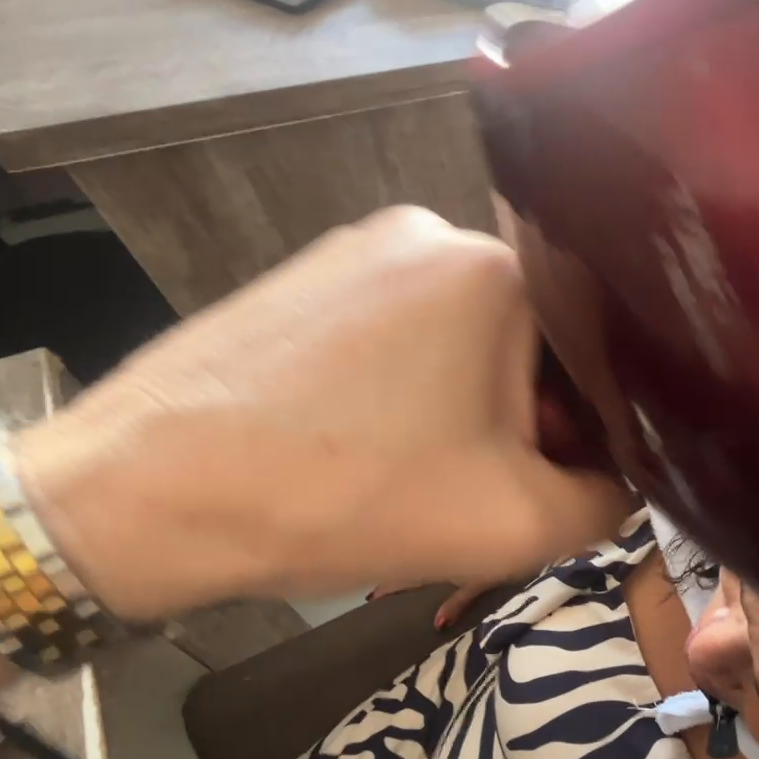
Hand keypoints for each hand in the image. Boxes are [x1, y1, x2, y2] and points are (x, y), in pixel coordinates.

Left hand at [16, 206, 629, 620]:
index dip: (593, 423)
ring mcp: (368, 242)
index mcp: (502, 273)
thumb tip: (626, 480)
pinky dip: (421, 374)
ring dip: (479, 393)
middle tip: (491, 478)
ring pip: (476, 330)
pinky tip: (377, 426)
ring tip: (427, 456)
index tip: (557, 476)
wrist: (132, 501)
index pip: (596, 353)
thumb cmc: (344, 498)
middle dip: (533, 410)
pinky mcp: (316, 267)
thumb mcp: (517, 524)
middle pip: (536, 336)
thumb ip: (611, 504)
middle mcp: (442, 233)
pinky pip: (410, 320)